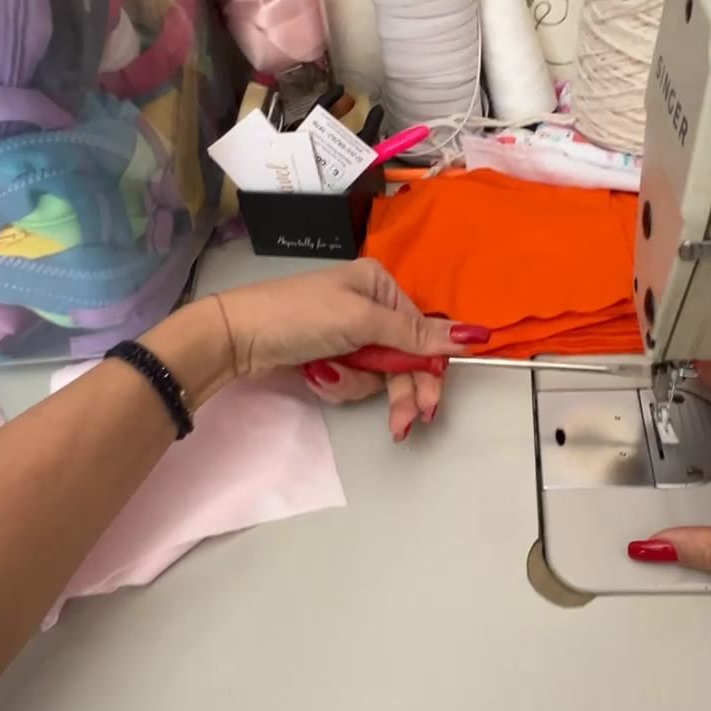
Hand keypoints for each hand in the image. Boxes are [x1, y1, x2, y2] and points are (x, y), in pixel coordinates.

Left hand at [213, 259, 488, 440]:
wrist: (236, 337)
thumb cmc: (299, 317)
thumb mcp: (362, 323)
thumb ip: (416, 335)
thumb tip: (474, 334)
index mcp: (380, 286)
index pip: (421, 334)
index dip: (427, 370)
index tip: (429, 404)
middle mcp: (369, 306)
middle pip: (403, 359)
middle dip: (398, 391)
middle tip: (402, 424)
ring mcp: (348, 333)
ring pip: (377, 375)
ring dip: (356, 384)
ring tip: (328, 378)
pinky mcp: (330, 354)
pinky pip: (352, 379)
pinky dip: (337, 383)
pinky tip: (316, 374)